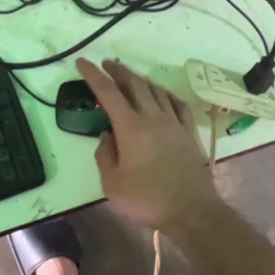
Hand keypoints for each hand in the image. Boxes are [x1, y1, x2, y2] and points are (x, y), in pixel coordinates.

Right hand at [81, 57, 222, 236]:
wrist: (192, 212)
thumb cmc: (147, 199)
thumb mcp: (112, 184)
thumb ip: (104, 156)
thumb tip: (107, 136)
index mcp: (131, 127)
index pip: (108, 93)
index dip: (93, 75)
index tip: (82, 62)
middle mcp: (153, 118)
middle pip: (134, 84)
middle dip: (117, 71)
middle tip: (106, 64)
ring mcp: (174, 123)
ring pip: (155, 90)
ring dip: (139, 78)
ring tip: (129, 75)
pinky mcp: (188, 133)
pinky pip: (177, 103)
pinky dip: (165, 93)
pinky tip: (162, 93)